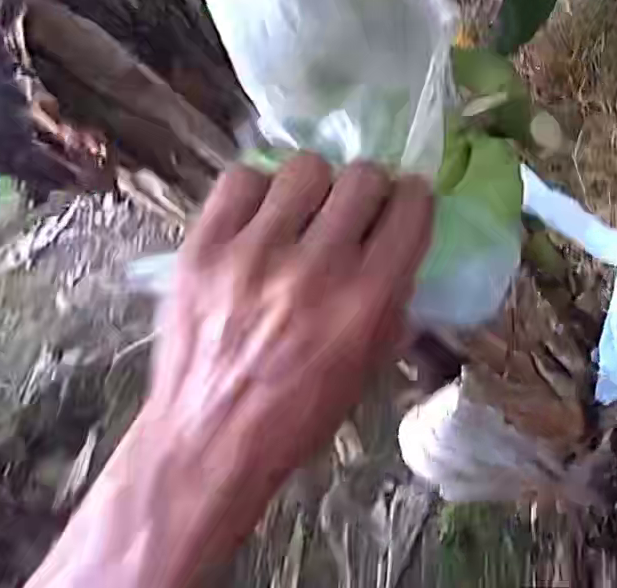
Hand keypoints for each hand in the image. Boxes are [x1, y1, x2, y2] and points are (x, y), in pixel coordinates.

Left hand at [142, 155, 432, 483]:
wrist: (205, 447)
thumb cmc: (301, 412)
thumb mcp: (373, 360)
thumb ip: (396, 292)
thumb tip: (402, 233)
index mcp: (366, 300)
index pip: (411, 207)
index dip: (413, 195)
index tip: (403, 200)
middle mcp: (316, 269)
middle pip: (363, 176)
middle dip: (368, 188)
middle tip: (353, 209)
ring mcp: (254, 254)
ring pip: (306, 167)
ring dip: (314, 187)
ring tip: (301, 214)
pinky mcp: (203, 248)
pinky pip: (243, 179)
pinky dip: (257, 192)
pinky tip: (258, 220)